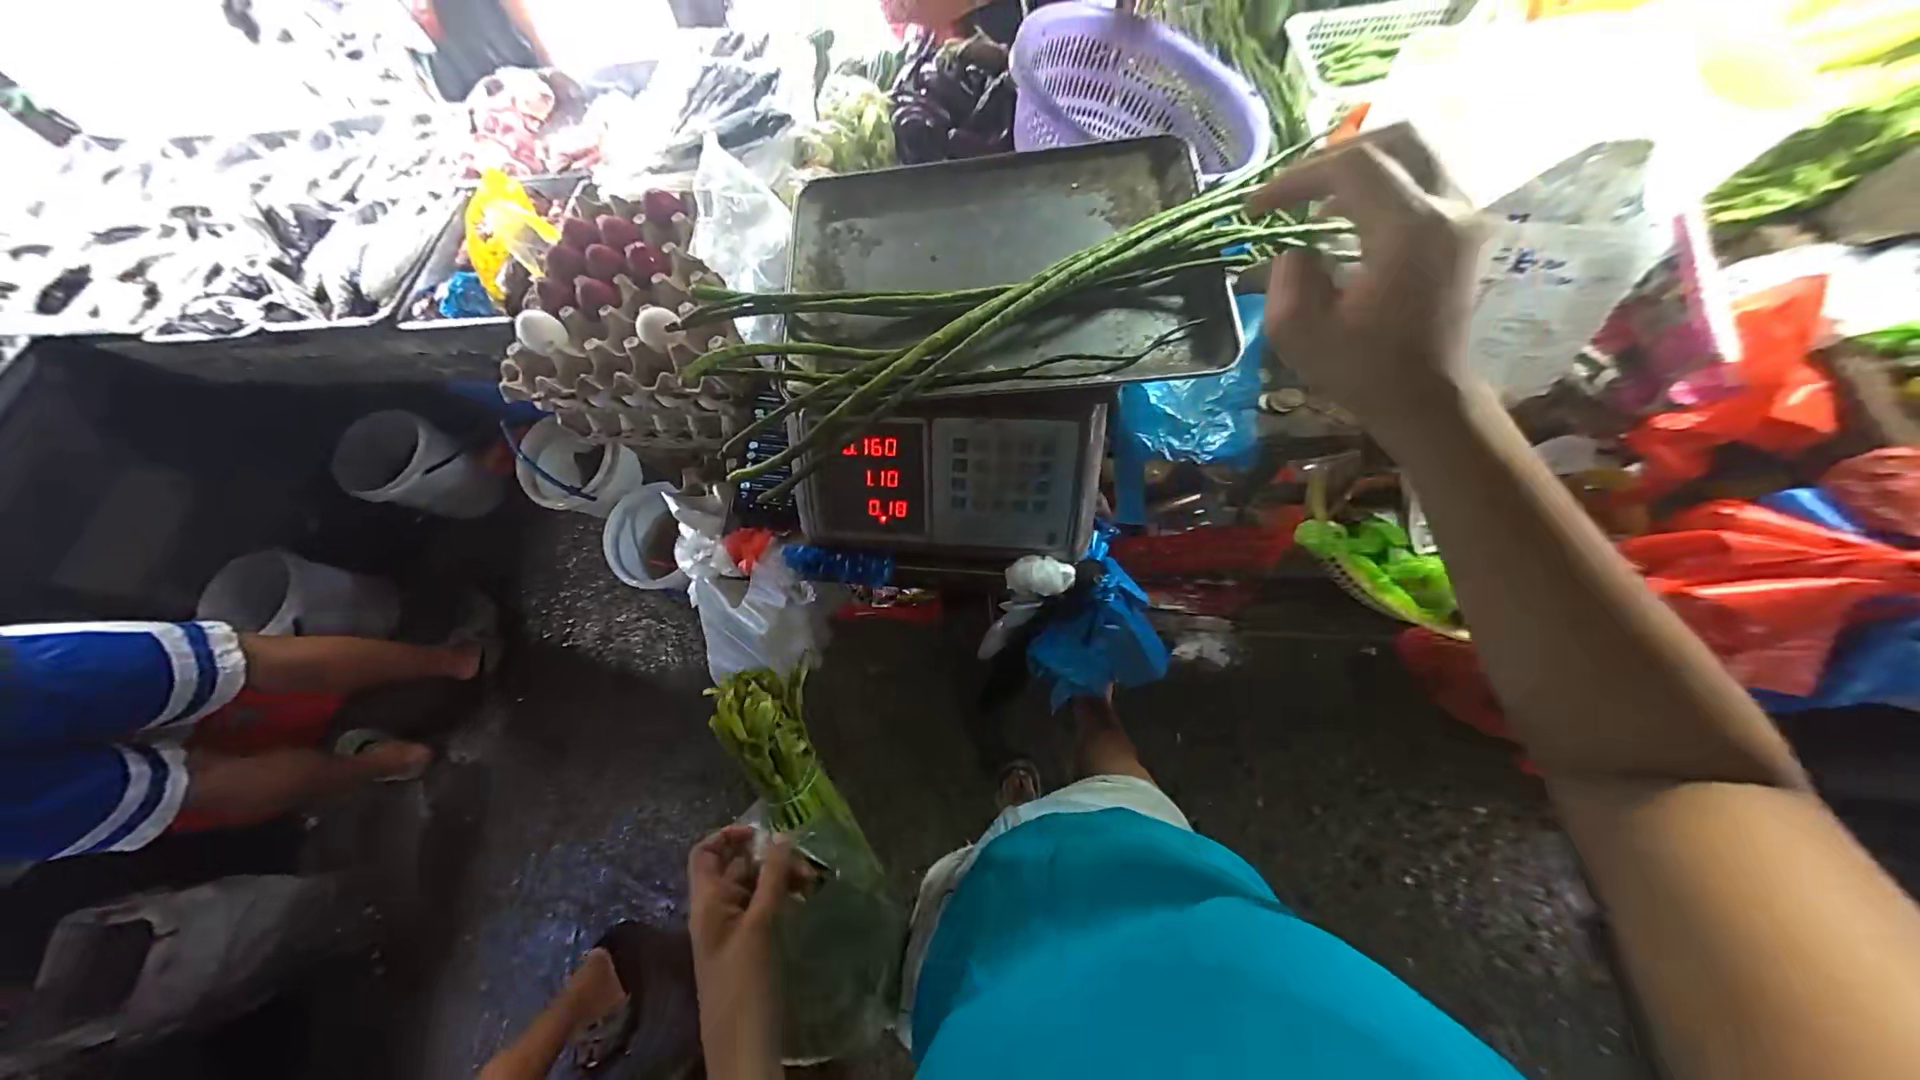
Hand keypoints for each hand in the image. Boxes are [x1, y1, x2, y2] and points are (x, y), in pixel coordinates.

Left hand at [687, 825, 807, 1079]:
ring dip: (781, 876)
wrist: (744, 1050)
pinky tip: (805, 897)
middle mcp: (716, 911)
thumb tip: (781, 834)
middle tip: (804, 862)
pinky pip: (763, 906)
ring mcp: (733, 929)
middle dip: (769, 856)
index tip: (762, 832)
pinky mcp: (750, 944)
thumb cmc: (746, 986)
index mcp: (706, 904)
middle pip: (736, 866)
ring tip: (812, 881)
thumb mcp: (759, 926)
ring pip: (754, 885)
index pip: (704, 853)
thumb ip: (771, 878)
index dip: (727, 835)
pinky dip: (782, 895)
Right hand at [1249, 123, 1483, 440]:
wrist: (1425, 399)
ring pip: (1413, 155)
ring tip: (1312, 203)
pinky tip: (1343, 219)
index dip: (1296, 179)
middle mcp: (1449, 209)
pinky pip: (1420, 181)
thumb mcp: (1299, 332)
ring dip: (1356, 170)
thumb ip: (1288, 275)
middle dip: (1332, 158)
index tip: (1255, 208)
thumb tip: (1296, 246)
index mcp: (1410, 231)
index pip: (1353, 169)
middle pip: (1396, 140)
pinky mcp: (1461, 230)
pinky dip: (1377, 187)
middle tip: (1290, 190)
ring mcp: (1464, 216)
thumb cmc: (1362, 372)